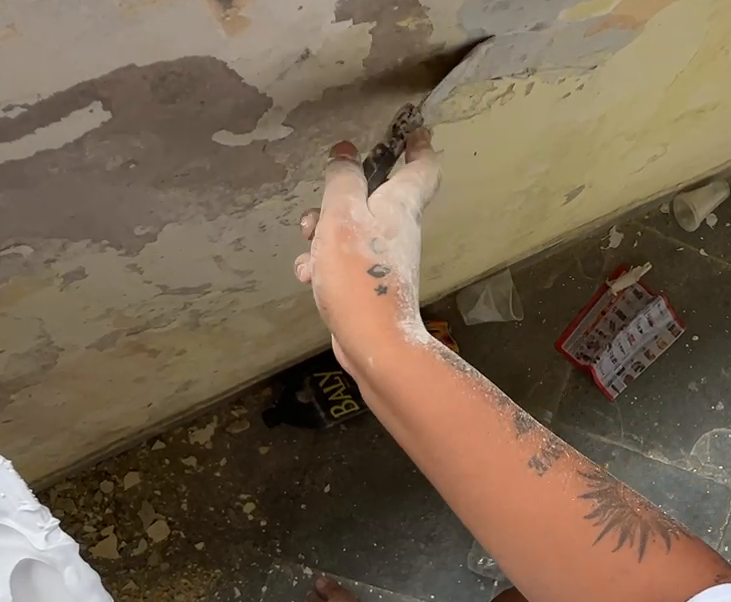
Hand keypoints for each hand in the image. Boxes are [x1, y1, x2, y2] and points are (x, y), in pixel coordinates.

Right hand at [293, 129, 441, 368]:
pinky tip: (308, 276)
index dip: (418, 146)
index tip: (413, 129)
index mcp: (400, 208)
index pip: (422, 169)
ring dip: (323, 232)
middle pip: (374, 199)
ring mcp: (385, 262)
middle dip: (341, 195)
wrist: (372, 342)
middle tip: (320, 203)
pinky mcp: (370, 287)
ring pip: (351, 231)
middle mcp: (398, 232)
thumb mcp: (342, 215)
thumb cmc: (360, 276)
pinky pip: (343, 263)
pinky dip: (323, 264)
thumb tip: (346, 152)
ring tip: (307, 243)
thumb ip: (343, 179)